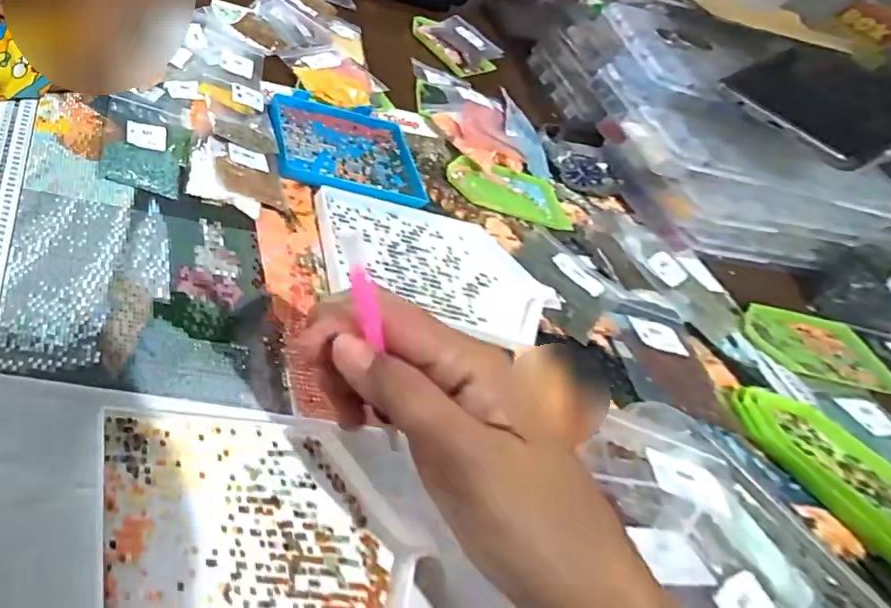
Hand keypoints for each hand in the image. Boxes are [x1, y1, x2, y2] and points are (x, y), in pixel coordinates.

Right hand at [291, 294, 672, 607]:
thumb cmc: (528, 521)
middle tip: (322, 395)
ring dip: (349, 373)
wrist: (588, 597)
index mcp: (470, 360)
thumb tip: (341, 340)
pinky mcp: (448, 419)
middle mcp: (460, 364)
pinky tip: (361, 420)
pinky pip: (394, 386)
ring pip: (382, 356)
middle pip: (381, 328)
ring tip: (342, 416)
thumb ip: (400, 389)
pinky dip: (366, 395)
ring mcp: (455, 392)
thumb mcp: (460, 454)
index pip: (388, 311)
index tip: (302, 355)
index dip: (338, 319)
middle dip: (339, 346)